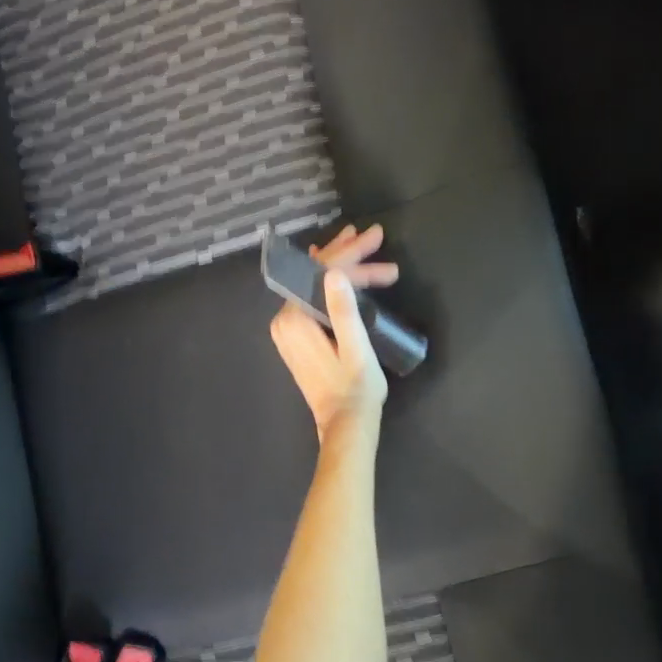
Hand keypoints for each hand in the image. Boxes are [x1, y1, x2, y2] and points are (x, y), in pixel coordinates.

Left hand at [269, 225, 399, 440]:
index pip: (322, 273)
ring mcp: (289, 330)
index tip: (376, 238)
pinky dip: (330, 285)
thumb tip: (334, 273)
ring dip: (341, 268)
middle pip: (315, 276)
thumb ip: (344, 310)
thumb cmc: (356, 388)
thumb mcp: (356, 348)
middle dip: (348, 256)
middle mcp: (285, 320)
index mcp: (296, 320)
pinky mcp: (298, 338)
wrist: (346, 424)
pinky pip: (311, 299)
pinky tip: (337, 272)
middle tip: (375, 237)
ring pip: (314, 285)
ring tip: (362, 247)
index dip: (352, 254)